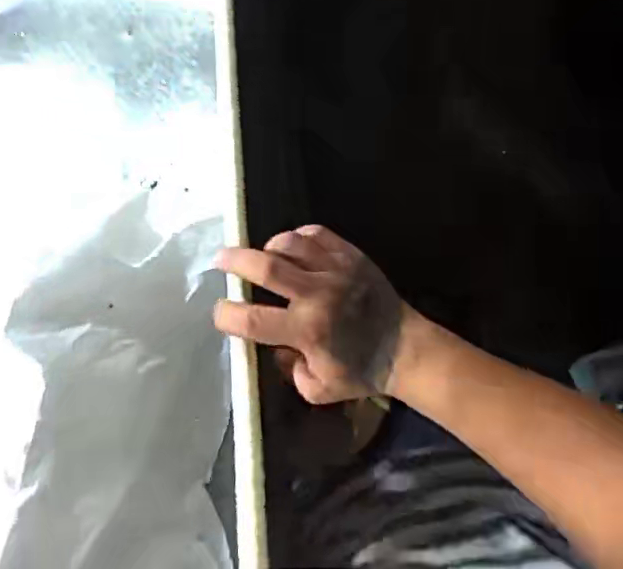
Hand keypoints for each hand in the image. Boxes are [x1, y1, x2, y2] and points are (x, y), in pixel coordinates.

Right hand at [213, 226, 410, 403]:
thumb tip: (275, 344)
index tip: (219, 312)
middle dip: (236, 261)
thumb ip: (288, 368)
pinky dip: (300, 235)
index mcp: (306, 330)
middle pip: (267, 267)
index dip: (227, 315)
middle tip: (220, 258)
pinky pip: (319, 234)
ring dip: (270, 246)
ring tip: (262, 253)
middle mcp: (317, 293)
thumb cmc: (360, 371)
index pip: (252, 319)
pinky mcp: (352, 255)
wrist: (403, 346)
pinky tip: (293, 245)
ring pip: (292, 243)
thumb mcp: (317, 388)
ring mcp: (336, 269)